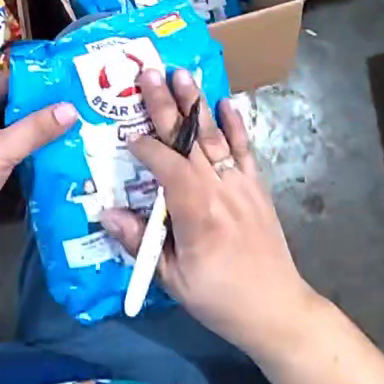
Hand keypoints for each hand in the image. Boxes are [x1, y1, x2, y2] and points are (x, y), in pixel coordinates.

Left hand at [0, 73, 75, 266]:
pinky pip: (5, 148)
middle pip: (9, 103)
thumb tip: (72, 107)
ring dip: (34, 130)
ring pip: (8, 128)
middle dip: (39, 107)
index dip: (36, 80)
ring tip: (72, 128)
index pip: (7, 80)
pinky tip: (50, 154)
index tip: (67, 83)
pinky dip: (24, 149)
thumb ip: (37, 128)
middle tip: (76, 106)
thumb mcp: (3, 149)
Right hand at [99, 68, 320, 357]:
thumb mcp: (173, 278)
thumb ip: (139, 242)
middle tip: (149, 72)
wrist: (277, 310)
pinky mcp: (256, 186)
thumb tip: (106, 212)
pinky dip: (236, 124)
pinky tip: (226, 101)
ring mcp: (240, 183)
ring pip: (213, 135)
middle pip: (186, 138)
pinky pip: (245, 149)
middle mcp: (217, 187)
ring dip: (195, 102)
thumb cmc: (219, 297)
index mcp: (194, 209)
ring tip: (181, 73)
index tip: (126, 134)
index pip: (164, 164)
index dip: (144, 146)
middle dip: (166, 104)